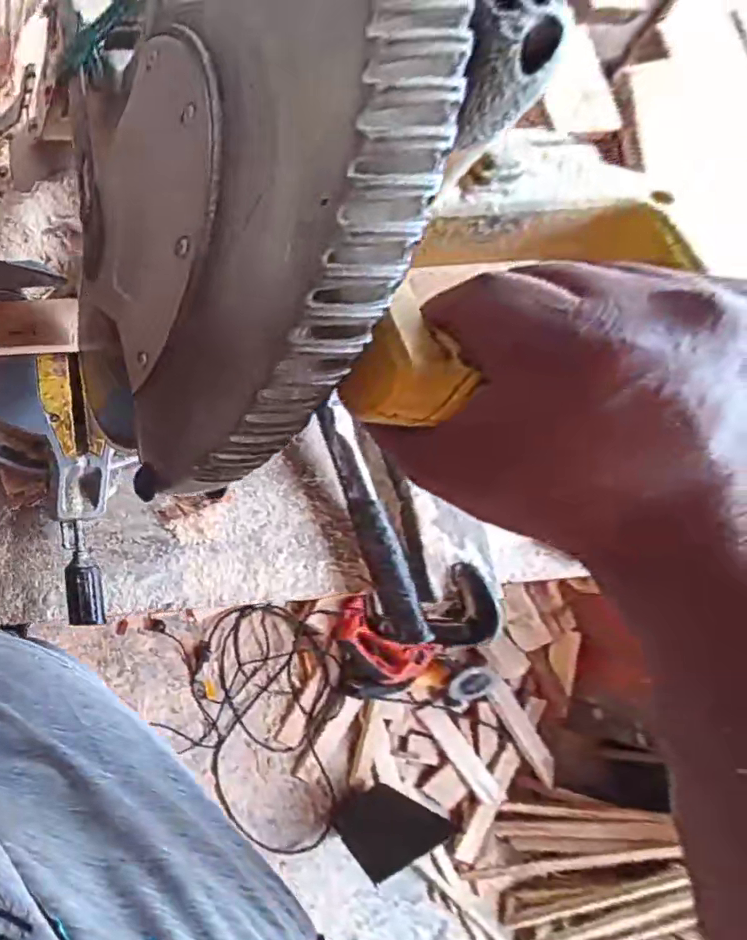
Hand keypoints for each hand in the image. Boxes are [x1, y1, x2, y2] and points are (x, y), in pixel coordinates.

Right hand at [371, 262, 745, 569]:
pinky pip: (652, 287)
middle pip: (536, 277)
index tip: (433, 351)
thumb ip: (391, 416)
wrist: (691, 524)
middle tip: (485, 361)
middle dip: (497, 315)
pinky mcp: (744, 305)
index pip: (476, 292)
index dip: (440, 320)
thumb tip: (369, 382)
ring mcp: (709, 301)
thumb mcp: (441, 464)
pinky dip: (616, 314)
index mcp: (563, 345)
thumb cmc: (565, 498)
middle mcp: (647, 308)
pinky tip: (608, 358)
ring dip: (558, 311)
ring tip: (550, 363)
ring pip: (595, 276)